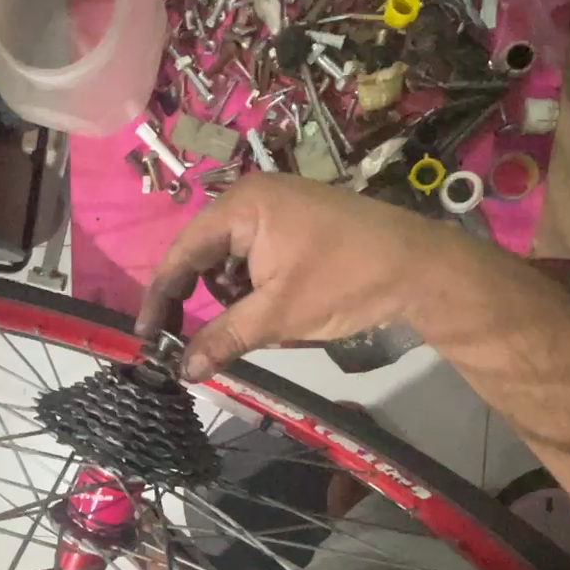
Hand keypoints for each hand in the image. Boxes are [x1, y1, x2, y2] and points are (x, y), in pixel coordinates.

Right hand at [136, 174, 485, 380]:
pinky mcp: (296, 224)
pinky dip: (255, 288)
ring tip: (261, 319)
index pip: (181, 253)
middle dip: (201, 299)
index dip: (160, 297)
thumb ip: (223, 339)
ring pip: (229, 262)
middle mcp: (252, 198)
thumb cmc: (346, 281)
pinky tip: (277, 306)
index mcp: (241, 206)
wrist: (423, 268)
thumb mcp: (277, 315)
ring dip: (232, 297)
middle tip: (195, 338)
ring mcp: (277, 208)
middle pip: (203, 256)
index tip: (145, 336)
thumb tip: (182, 371)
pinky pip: (255, 258)